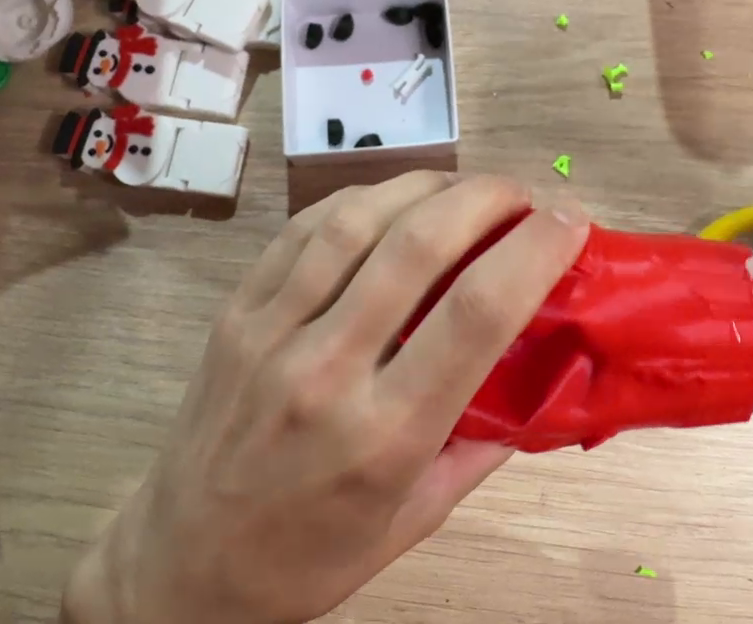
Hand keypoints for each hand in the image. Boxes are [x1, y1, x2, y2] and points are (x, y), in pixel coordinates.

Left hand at [64, 172, 590, 623]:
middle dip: (487, 198)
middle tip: (524, 194)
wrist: (182, 567)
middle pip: (419, 244)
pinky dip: (360, 200)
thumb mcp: (415, 521)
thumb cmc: (310, 556)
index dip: (534, 250)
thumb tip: (539, 373)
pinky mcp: (237, 311)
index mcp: (385, 434)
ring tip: (466, 188)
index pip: (477, 312)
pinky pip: (304, 229)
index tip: (569, 222)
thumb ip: (482, 444)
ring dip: (426, 185)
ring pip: (357, 220)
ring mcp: (271, 331)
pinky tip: (393, 200)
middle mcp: (327, 369)